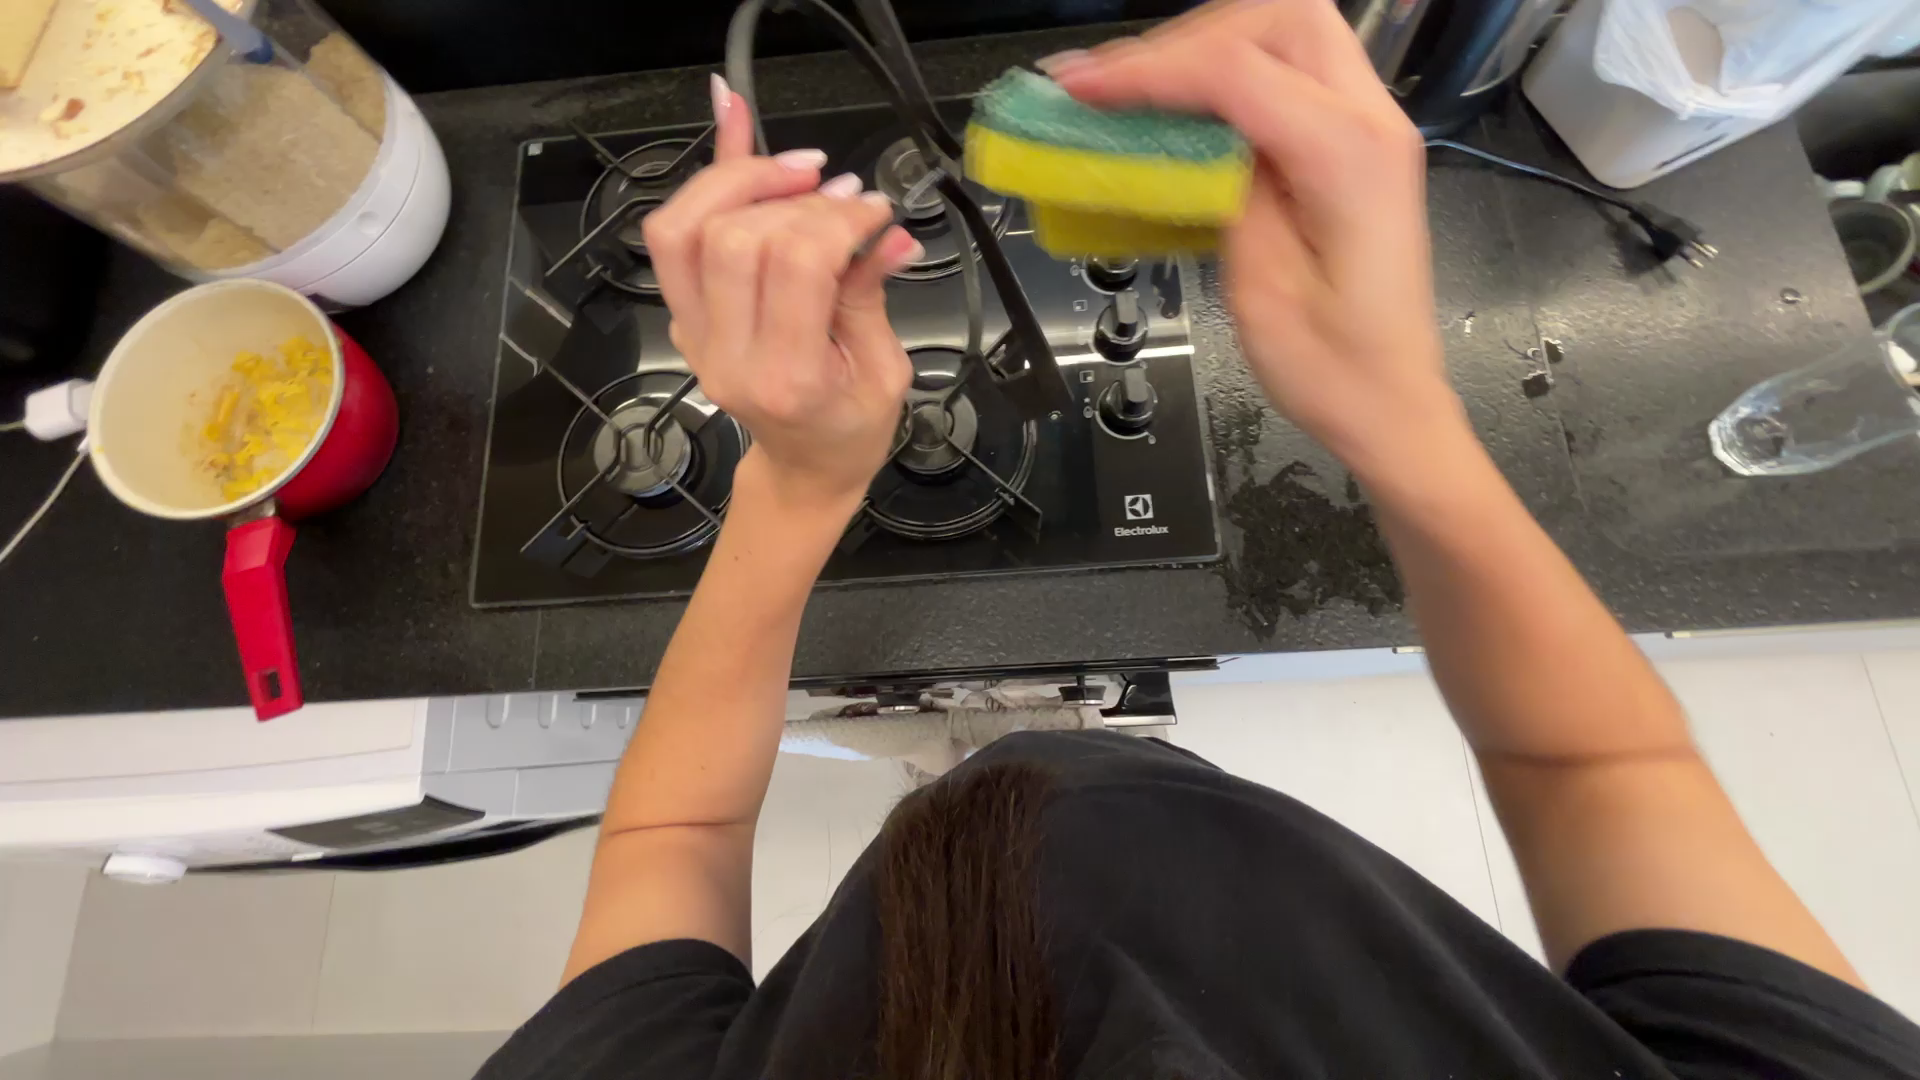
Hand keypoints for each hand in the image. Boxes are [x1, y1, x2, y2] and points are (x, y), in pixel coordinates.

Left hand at [644, 75, 923, 515]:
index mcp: (788, 377)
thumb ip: (871, 294)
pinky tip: (731, 124)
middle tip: (842, 194)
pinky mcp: (684, 318)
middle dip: (796, 197)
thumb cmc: (852, 432)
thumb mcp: (885, 372)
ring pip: (685, 228)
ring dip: (739, 179)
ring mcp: (696, 338)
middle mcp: (728, 355)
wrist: (803, 469)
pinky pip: (675, 239)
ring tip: (796, 170)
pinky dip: (705, 181)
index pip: (797, 264)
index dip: (837, 218)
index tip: (874, 209)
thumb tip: (887, 228)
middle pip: (736, 237)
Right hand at [1045, 1, 1464, 477]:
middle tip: (1112, 85)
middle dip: (1183, 42)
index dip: (1147, 71)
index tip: (1079, 86)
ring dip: (1207, 52)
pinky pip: (1289, 83)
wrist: (1387, 400)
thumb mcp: (1261, 290)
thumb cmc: (1329, 369)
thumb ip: (1231, 196)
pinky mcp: (1351, 151)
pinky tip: (1182, 113)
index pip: (1237, 72)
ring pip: (1287, 38)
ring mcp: (1368, 130)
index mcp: (1348, 157)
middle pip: (1276, 20)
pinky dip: (1228, 82)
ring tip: (1137, 92)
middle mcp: (1371, 122)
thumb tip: (1190, 143)